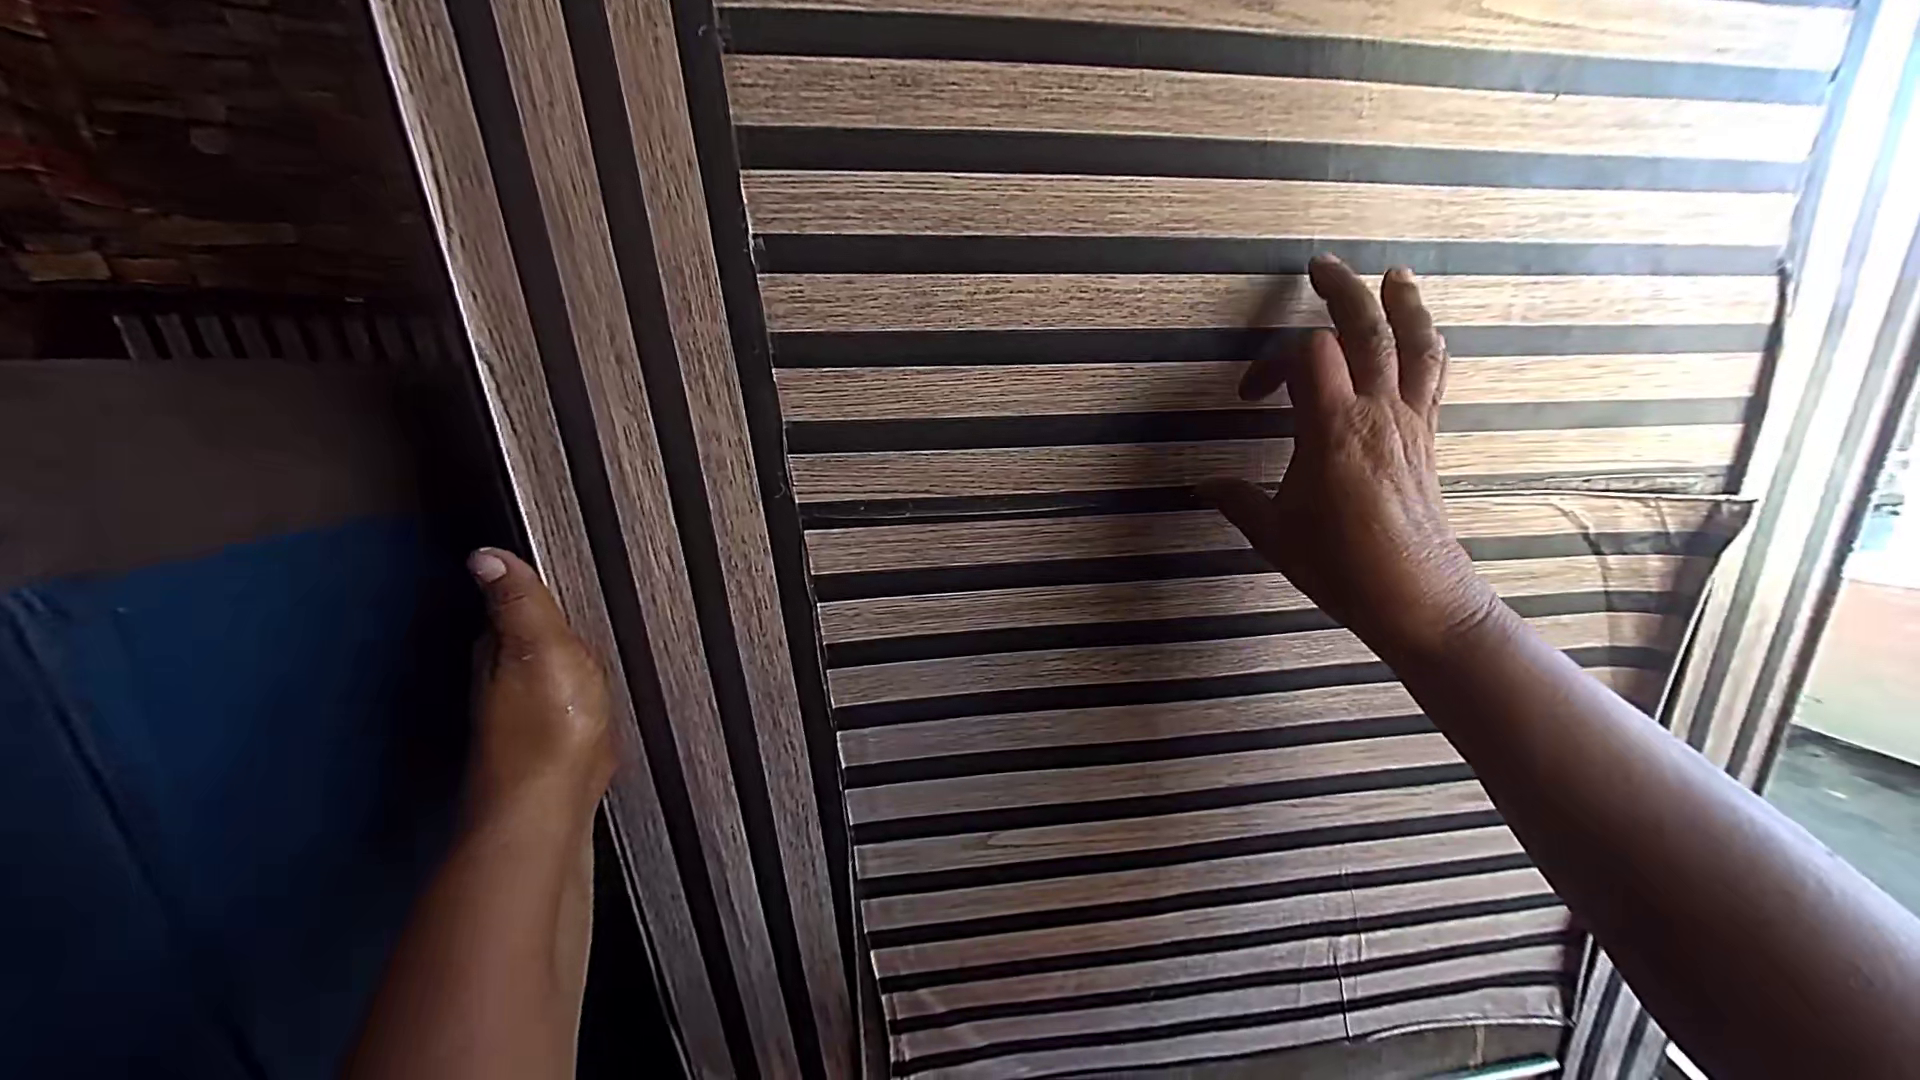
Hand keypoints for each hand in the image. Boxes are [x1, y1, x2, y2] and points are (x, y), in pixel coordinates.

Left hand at [465, 547, 614, 821]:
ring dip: (570, 652)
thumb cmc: (547, 728)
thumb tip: (485, 556)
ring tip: (591, 640)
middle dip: (556, 618)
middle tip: (582, 600)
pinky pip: (569, 692)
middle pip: (533, 632)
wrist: (554, 798)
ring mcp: (529, 705)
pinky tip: (594, 689)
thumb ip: (522, 602)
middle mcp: (506, 675)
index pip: (515, 600)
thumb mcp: (543, 648)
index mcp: (500, 648)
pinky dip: (580, 684)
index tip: (557, 563)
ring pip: (551, 663)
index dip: (538, 583)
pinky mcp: (554, 730)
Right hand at [1198, 255, 1497, 657]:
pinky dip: (1425, 343)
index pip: (1306, 357)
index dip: (1270, 360)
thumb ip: (1235, 499)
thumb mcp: (1273, 533)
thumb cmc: (1339, 565)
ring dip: (1402, 304)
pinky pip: (1432, 375)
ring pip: (1415, 344)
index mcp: (1332, 431)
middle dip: (1342, 291)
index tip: (1248, 394)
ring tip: (1392, 276)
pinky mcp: (1426, 437)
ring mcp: (1409, 423)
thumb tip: (1202, 485)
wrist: (1416, 596)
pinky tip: (1417, 334)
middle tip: (1320, 266)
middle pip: (1367, 331)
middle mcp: (1376, 414)